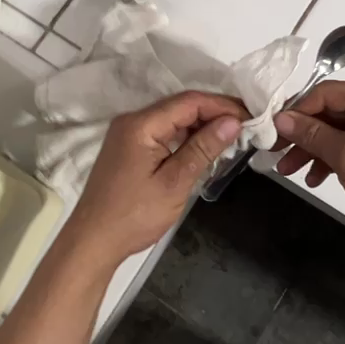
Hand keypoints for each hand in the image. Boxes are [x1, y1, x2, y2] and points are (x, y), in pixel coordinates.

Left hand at [64, 91, 247, 262]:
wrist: (93, 241)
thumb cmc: (134, 216)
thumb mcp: (174, 183)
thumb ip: (203, 149)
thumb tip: (232, 122)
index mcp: (141, 124)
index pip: (189, 102)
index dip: (222, 105)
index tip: (251, 116)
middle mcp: (132, 121)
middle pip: (181, 107)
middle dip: (215, 113)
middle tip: (247, 126)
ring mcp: (128, 134)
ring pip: (173, 119)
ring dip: (202, 125)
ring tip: (233, 136)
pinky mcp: (129, 148)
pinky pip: (163, 132)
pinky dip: (186, 136)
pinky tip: (205, 147)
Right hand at [273, 81, 344, 238]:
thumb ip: (312, 134)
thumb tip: (280, 118)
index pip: (329, 92)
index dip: (299, 108)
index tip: (274, 127)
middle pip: (332, 112)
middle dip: (303, 133)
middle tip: (275, 150)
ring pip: (338, 132)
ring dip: (312, 150)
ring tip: (288, 170)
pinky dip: (330, 160)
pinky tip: (313, 179)